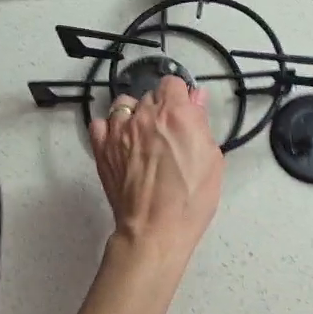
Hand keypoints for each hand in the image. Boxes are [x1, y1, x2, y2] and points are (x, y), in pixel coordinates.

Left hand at [89, 75, 223, 269]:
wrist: (155, 230)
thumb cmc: (190, 199)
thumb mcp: (211, 159)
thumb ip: (201, 122)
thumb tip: (196, 97)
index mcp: (175, 113)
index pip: (172, 83)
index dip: (179, 96)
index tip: (183, 111)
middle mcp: (144, 115)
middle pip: (149, 94)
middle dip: (159, 108)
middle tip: (167, 133)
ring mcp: (119, 131)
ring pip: (123, 105)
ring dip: (133, 115)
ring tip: (141, 135)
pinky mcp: (102, 149)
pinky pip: (100, 124)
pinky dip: (109, 129)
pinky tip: (120, 142)